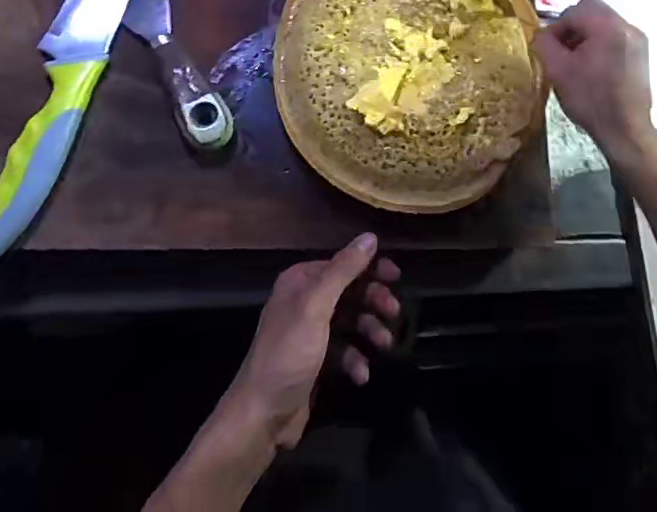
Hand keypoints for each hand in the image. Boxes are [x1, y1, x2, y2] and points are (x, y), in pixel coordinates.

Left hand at [227, 233, 401, 449]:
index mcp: (300, 283)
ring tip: (384, 346)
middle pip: (351, 292)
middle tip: (394, 313)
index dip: (371, 268)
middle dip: (374, 302)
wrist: (260, 419)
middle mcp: (304, 302)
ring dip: (370, 332)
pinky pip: (344, 350)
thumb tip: (370, 236)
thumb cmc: (288, 355)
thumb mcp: (316, 307)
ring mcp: (309, 333)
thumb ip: (343, 270)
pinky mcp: (314, 361)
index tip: (396, 277)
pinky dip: (356, 359)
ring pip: (351, 321)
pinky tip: (361, 374)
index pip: (343, 264)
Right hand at [535, 0, 656, 157]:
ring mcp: (637, 39)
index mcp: (608, 27)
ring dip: (588, 33)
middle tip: (563, 49)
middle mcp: (627, 26)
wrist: (625, 129)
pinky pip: (616, 34)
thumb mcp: (558, 71)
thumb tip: (544, 33)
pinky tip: (594, 66)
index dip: (558, 26)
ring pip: (605, 21)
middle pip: (593, 9)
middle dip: (574, 25)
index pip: (575, 10)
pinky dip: (602, 42)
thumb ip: (545, 43)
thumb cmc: (590, 100)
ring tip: (578, 60)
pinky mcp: (641, 52)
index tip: (551, 47)